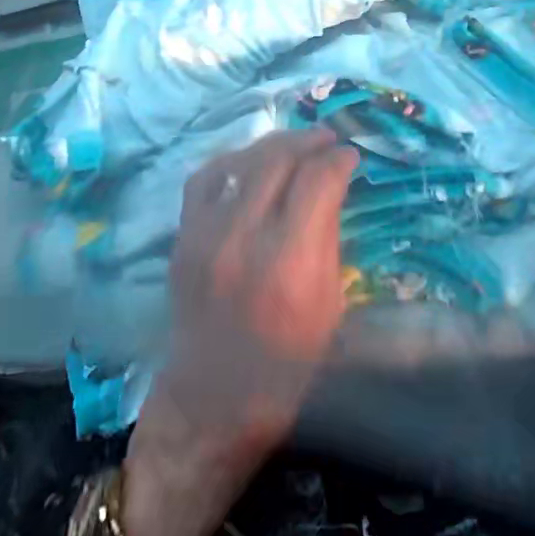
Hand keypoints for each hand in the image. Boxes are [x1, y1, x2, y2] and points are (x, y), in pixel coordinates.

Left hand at [123, 129, 356, 535]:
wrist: (214, 397)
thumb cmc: (287, 365)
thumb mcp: (330, 309)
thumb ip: (329, 242)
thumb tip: (332, 191)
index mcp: (292, 263)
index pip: (317, 183)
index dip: (338, 161)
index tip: (351, 156)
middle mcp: (245, 238)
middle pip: (279, 162)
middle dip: (309, 142)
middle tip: (329, 138)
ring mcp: (207, 233)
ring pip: (242, 163)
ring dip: (274, 144)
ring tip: (296, 142)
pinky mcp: (183, 236)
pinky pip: (205, 179)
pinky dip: (231, 161)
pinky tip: (250, 159)